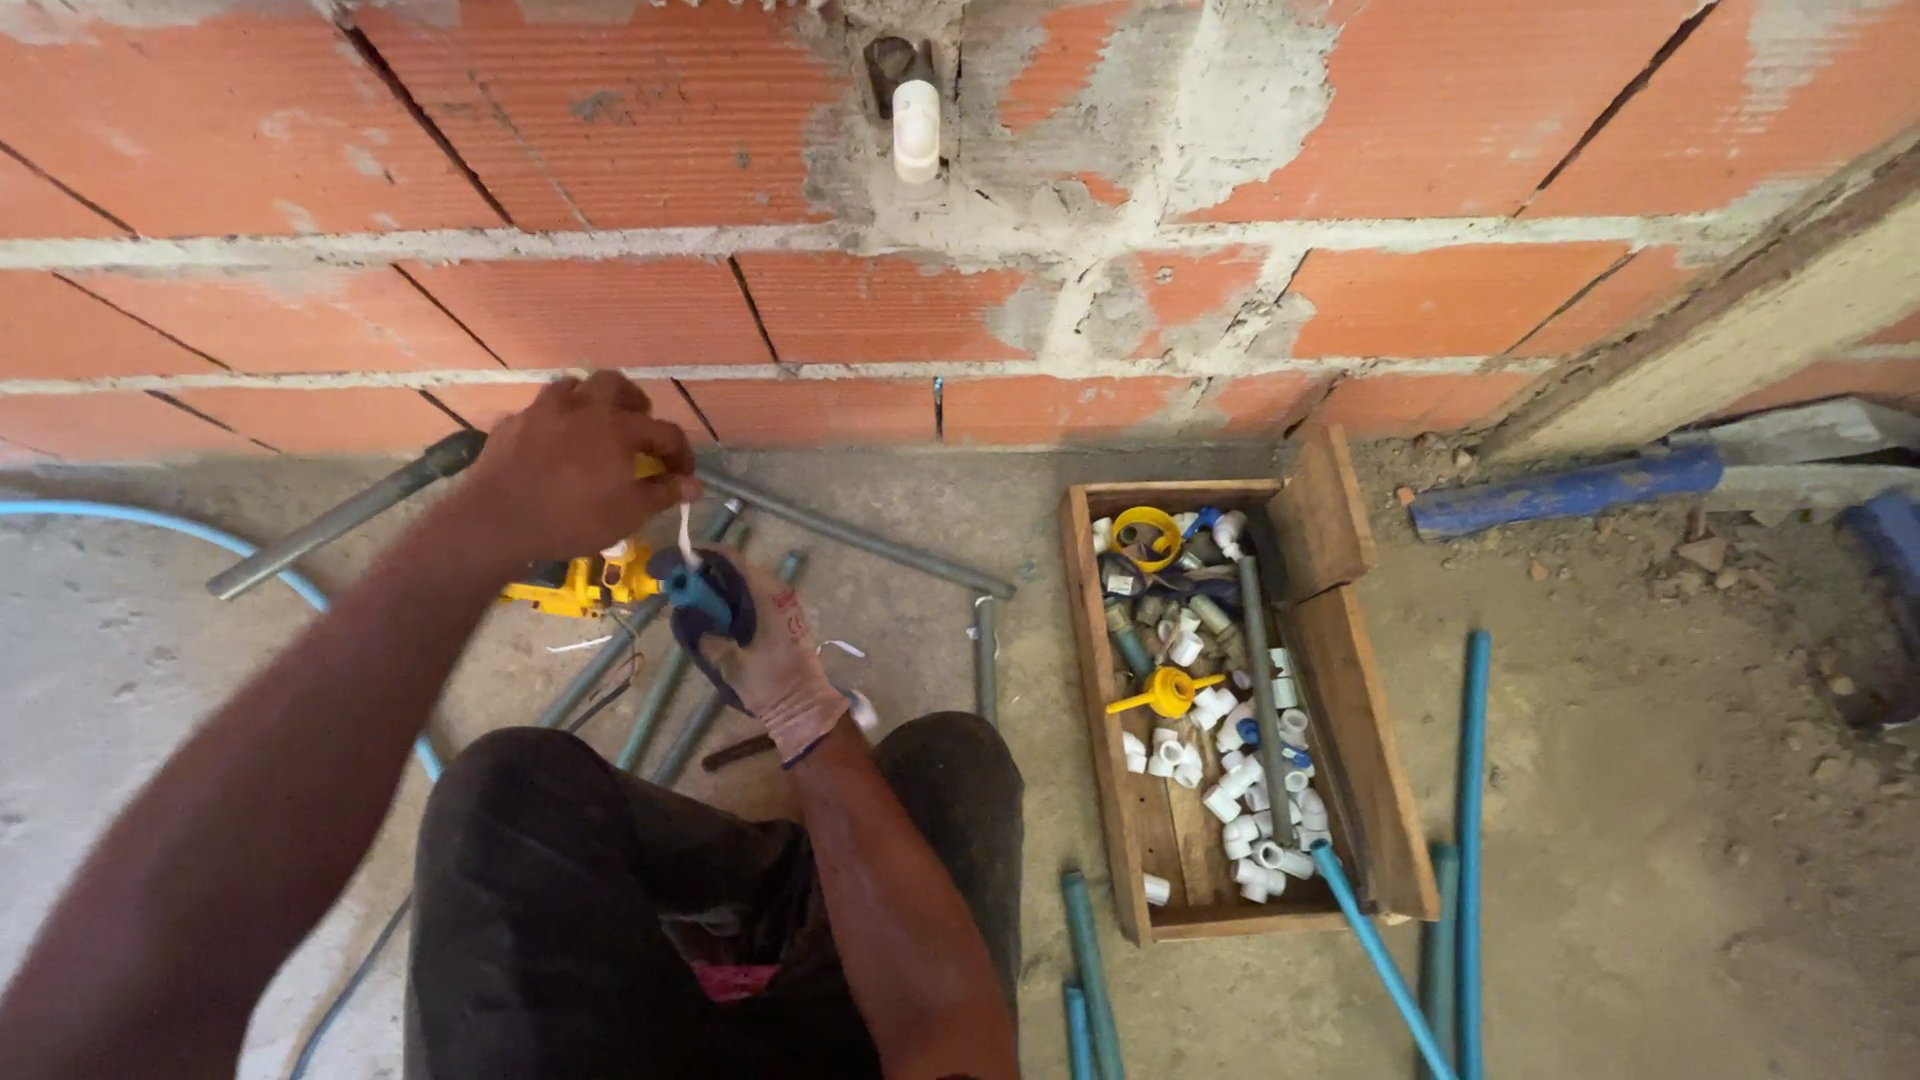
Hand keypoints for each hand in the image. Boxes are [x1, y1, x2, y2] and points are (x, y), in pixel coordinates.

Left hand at [448, 372, 699, 568]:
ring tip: (596, 424)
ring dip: (592, 400)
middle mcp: (583, 408)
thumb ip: (664, 493)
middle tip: (640, 426)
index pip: (665, 432)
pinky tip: (555, 443)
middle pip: (616, 384)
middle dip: (635, 402)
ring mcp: (542, 411)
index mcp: (618, 428)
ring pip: (574, 386)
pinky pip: (540, 410)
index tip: (684, 476)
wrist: (495, 523)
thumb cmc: (573, 519)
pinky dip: (556, 420)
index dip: (681, 454)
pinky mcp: (512, 424)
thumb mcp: (629, 513)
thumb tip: (694, 485)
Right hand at [693, 547, 847, 764]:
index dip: (700, 556)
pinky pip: (750, 598)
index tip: (674, 563)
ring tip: (688, 601)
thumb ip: (705, 636)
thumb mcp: (731, 664)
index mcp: (769, 596)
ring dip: (716, 589)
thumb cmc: (772, 685)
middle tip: (676, 587)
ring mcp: (782, 603)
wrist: (805, 706)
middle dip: (703, 574)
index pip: (731, 559)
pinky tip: (712, 616)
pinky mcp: (781, 617)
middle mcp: (778, 592)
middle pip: (735, 569)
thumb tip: (683, 614)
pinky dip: (729, 601)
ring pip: (742, 583)